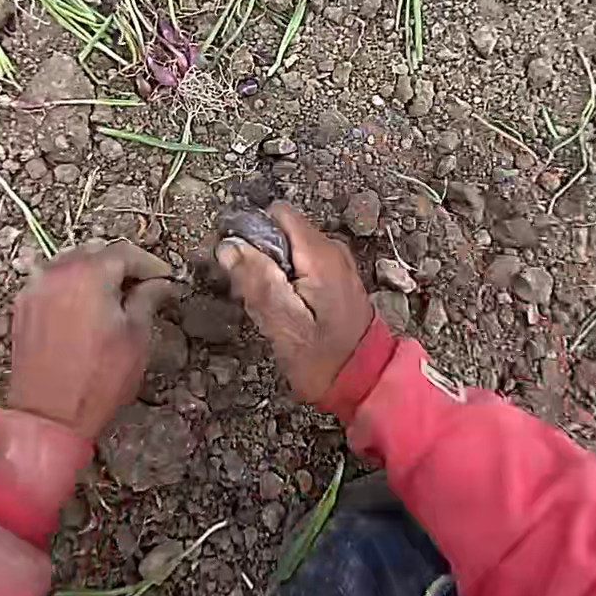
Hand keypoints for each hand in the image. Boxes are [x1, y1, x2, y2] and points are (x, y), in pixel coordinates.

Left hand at [7, 241, 179, 438]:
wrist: (48, 419)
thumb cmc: (98, 378)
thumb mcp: (137, 334)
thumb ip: (148, 298)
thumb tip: (159, 284)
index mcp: (89, 275)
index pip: (125, 252)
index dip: (151, 264)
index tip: (165, 277)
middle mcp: (57, 274)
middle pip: (96, 252)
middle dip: (123, 264)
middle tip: (145, 283)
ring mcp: (35, 291)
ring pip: (71, 263)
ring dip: (96, 271)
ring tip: (116, 294)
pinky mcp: (23, 310)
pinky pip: (52, 282)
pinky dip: (73, 284)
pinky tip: (87, 305)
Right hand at [217, 202, 373, 403]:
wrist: (365, 381)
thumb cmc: (324, 358)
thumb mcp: (284, 325)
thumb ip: (258, 282)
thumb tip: (231, 247)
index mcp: (320, 254)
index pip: (278, 214)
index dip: (253, 232)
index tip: (239, 262)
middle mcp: (332, 249)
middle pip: (283, 231)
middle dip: (261, 255)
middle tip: (256, 295)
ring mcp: (337, 262)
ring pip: (290, 249)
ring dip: (273, 271)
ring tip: (272, 308)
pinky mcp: (337, 277)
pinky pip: (303, 264)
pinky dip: (289, 279)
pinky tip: (288, 310)